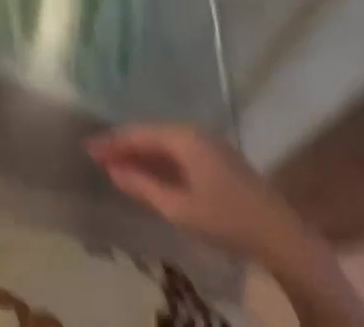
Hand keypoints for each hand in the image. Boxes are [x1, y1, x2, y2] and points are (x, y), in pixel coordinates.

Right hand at [88, 124, 309, 258]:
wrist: (276, 231)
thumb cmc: (224, 219)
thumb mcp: (177, 207)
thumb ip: (143, 186)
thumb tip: (113, 169)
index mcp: (185, 138)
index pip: (140, 133)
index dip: (112, 141)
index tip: (87, 148)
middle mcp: (196, 132)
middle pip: (152, 133)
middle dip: (124, 144)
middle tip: (96, 154)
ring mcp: (210, 143)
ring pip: (165, 141)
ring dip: (141, 151)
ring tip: (115, 162)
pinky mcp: (218, 157)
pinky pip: (178, 150)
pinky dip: (158, 158)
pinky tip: (148, 170)